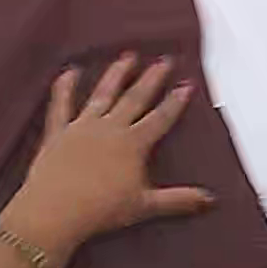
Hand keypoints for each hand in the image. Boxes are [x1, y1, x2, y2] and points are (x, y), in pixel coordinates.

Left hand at [0, 53, 215, 265]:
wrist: (55, 211)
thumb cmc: (102, 209)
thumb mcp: (146, 206)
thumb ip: (179, 200)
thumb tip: (211, 200)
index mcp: (133, 144)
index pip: (160, 118)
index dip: (175, 102)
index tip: (187, 84)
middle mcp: (110, 128)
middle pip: (135, 98)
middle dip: (151, 79)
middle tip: (163, 60)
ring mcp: (82, 127)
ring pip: (103, 95)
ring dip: (116, 75)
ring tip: (127, 56)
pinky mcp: (58, 133)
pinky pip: (61, 105)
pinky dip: (64, 88)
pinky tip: (70, 71)